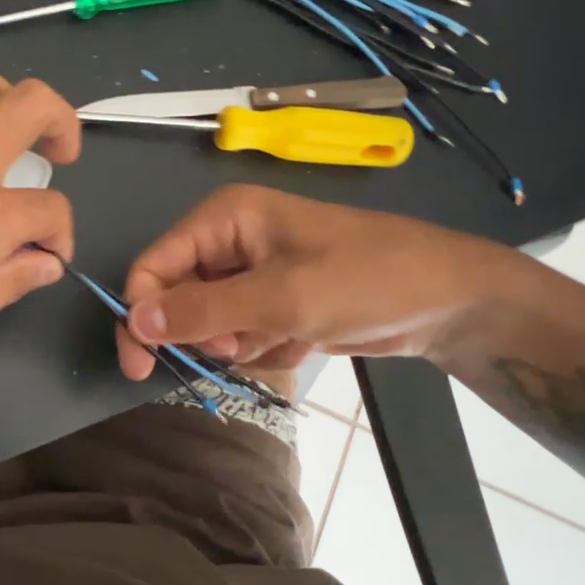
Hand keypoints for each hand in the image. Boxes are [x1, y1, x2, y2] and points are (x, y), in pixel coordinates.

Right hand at [115, 185, 517, 379]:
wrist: (451, 302)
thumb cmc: (369, 281)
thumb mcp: (282, 298)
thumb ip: (202, 311)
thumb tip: (133, 323)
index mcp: (224, 218)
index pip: (152, 267)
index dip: (140, 315)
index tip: (142, 366)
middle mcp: (229, 241)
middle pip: (175, 297)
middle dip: (201, 332)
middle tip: (230, 351)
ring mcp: (252, 273)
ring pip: (206, 323)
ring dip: (238, 343)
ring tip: (284, 337)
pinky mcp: (273, 301)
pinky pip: (239, 335)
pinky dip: (264, 347)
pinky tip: (302, 341)